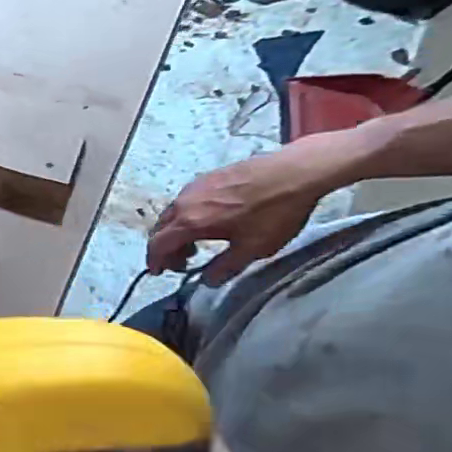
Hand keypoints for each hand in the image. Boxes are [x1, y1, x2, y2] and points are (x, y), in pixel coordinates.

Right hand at [147, 131, 361, 284]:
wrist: (296, 171)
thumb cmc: (274, 212)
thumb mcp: (253, 248)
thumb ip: (225, 267)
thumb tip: (207, 280)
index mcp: (190, 222)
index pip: (158, 245)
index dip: (155, 261)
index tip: (159, 272)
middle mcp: (184, 203)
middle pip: (160, 228)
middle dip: (165, 248)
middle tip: (181, 262)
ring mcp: (194, 187)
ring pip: (172, 213)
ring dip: (175, 231)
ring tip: (196, 242)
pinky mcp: (207, 177)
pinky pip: (185, 201)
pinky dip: (186, 216)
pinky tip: (208, 220)